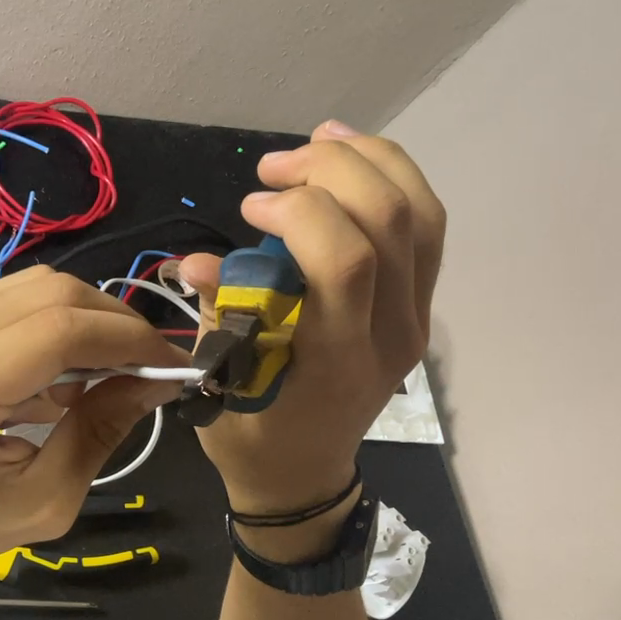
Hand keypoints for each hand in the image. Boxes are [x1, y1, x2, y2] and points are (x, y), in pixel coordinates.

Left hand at [0, 266, 190, 582]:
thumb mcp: (45, 499)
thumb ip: (100, 431)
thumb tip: (157, 378)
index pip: (57, 330)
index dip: (126, 338)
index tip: (170, 365)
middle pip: (48, 293)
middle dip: (113, 323)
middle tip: (146, 366)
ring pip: (30, 287)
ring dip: (84, 320)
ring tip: (107, 372)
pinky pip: (7, 303)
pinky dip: (49, 325)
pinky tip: (63, 372)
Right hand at [182, 119, 445, 513]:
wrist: (302, 476)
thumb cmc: (252, 441)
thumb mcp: (219, 389)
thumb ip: (219, 318)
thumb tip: (197, 261)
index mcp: (338, 361)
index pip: (348, 262)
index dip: (302, 214)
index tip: (249, 208)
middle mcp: (391, 334)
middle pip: (391, 222)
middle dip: (332, 174)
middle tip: (271, 170)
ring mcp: (414, 318)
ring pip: (421, 214)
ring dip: (371, 163)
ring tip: (316, 142)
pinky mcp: (416, 306)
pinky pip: (423, 229)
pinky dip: (393, 182)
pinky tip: (352, 162)